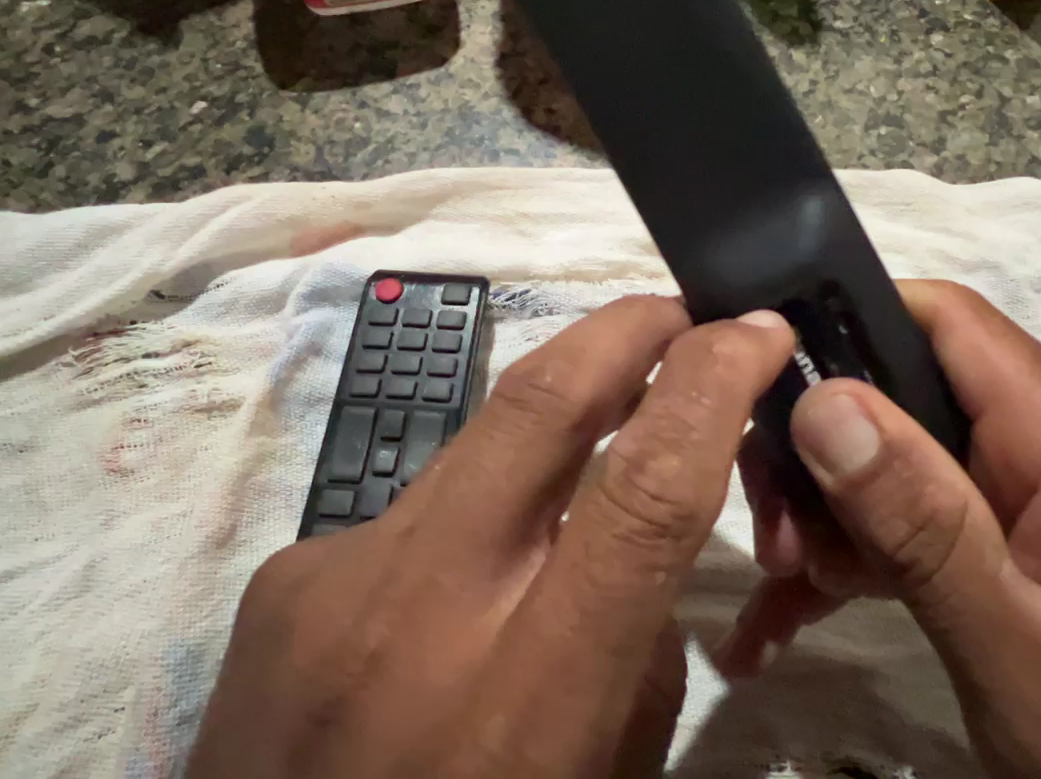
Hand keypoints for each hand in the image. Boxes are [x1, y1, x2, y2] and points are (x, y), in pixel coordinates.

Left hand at [187, 296, 796, 778]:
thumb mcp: (604, 778)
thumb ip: (635, 651)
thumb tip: (635, 538)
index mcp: (528, 698)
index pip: (642, 491)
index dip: (709, 386)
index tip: (754, 332)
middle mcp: (422, 612)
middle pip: (538, 402)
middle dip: (623, 328)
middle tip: (679, 310)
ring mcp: (337, 577)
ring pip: (478, 442)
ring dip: (555, 413)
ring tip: (600, 417)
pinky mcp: (287, 573)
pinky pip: (413, 514)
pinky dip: (470, 516)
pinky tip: (461, 575)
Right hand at [724, 281, 1040, 778]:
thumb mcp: (1023, 663)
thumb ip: (926, 530)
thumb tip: (824, 401)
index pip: (952, 322)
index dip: (851, 322)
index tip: (762, 377)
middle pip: (914, 393)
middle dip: (825, 448)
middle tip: (771, 530)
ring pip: (909, 462)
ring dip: (836, 512)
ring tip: (787, 582)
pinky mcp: (1039, 551)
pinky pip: (933, 524)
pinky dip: (865, 558)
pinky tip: (795, 616)